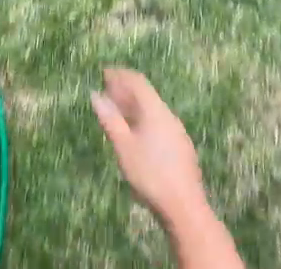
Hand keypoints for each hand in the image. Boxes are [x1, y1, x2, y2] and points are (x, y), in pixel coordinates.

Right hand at [92, 69, 242, 268]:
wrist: (185, 208)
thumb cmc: (150, 174)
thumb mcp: (123, 146)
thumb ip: (110, 119)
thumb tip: (96, 95)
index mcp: (156, 111)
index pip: (138, 82)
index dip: (120, 75)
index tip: (104, 73)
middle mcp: (169, 116)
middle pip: (146, 95)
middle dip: (125, 91)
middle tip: (106, 93)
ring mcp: (177, 133)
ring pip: (152, 110)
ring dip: (133, 107)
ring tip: (117, 113)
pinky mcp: (181, 148)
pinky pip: (159, 123)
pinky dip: (143, 120)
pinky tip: (135, 134)